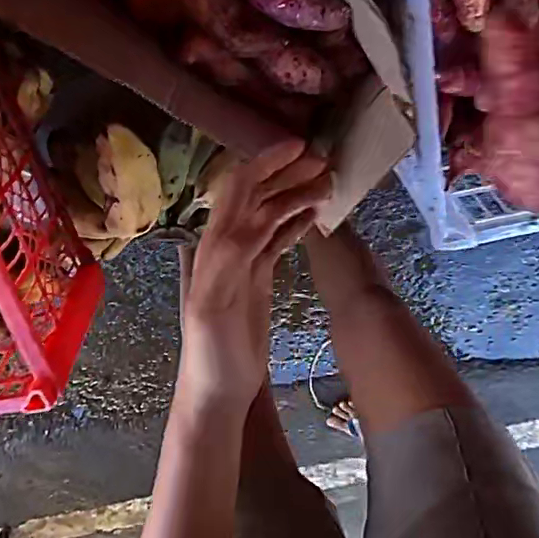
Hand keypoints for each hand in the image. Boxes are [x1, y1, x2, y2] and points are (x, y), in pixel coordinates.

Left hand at [178, 139, 330, 412]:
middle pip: (258, 195)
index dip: (265, 164)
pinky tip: (315, 210)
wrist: (217, 389)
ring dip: (296, 193)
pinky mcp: (258, 275)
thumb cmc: (210, 354)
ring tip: (328, 181)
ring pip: (271, 213)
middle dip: (287, 173)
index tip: (298, 148)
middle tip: (325, 160)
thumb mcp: (211, 309)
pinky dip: (295, 220)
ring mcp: (244, 258)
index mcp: (212, 245)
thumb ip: (226, 263)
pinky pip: (277, 237)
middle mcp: (226, 243)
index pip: (239, 191)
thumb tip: (251, 220)